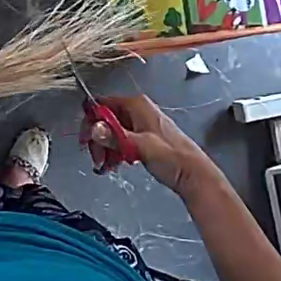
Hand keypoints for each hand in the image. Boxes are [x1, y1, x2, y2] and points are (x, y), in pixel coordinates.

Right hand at [81, 94, 222, 198]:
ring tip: (106, 164)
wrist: (195, 176)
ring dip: (104, 147)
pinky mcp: (142, 137)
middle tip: (96, 156)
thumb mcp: (140, 147)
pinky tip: (114, 164)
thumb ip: (116, 137)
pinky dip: (114, 151)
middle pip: (104, 119)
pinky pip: (120, 139)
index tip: (86, 139)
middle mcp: (137, 110)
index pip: (101, 104)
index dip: (90, 121)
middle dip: (97, 138)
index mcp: (137, 105)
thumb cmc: (174, 158)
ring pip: (110, 130)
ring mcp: (140, 123)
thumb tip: (94, 128)